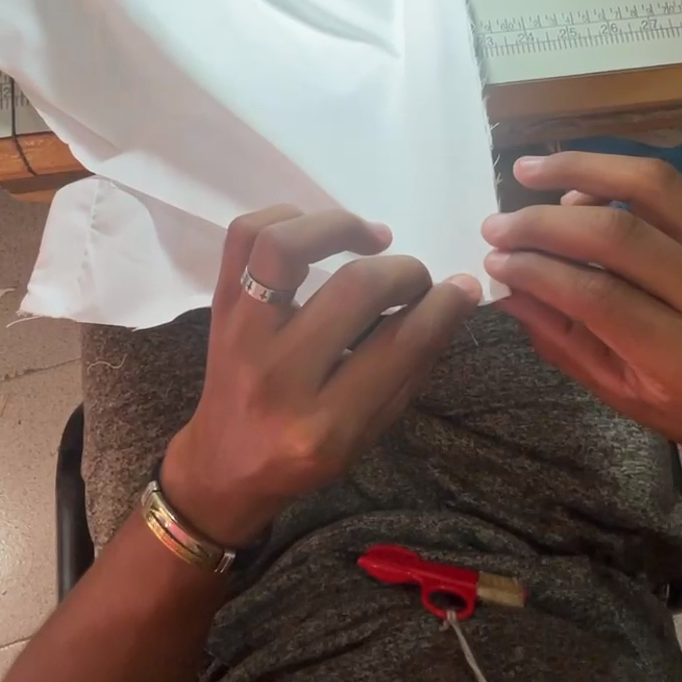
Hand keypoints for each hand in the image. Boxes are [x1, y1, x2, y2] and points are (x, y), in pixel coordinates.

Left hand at [161, 207, 481, 546]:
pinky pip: (242, 236)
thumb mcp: (368, 431)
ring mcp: (240, 334)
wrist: (225, 463)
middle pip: (354, 288)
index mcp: (324, 425)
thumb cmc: (306, 454)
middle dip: (403, 272)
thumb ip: (411, 365)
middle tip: (416, 278)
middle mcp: (278, 374)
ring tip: (369, 238)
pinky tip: (316, 232)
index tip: (461, 287)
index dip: (442, 306)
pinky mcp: (220, 306)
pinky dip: (285, 217)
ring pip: (284, 246)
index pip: (398, 345)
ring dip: (339, 227)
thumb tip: (456, 295)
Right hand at [481, 152, 681, 489]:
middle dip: (545, 223)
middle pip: (620, 235)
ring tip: (527, 171)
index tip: (494, 261)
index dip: (538, 271)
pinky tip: (573, 185)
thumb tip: (507, 287)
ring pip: (650, 185)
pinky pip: (665, 184)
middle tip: (497, 225)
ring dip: (580, 169)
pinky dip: (611, 173)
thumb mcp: (623, 396)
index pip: (600, 297)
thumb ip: (563, 340)